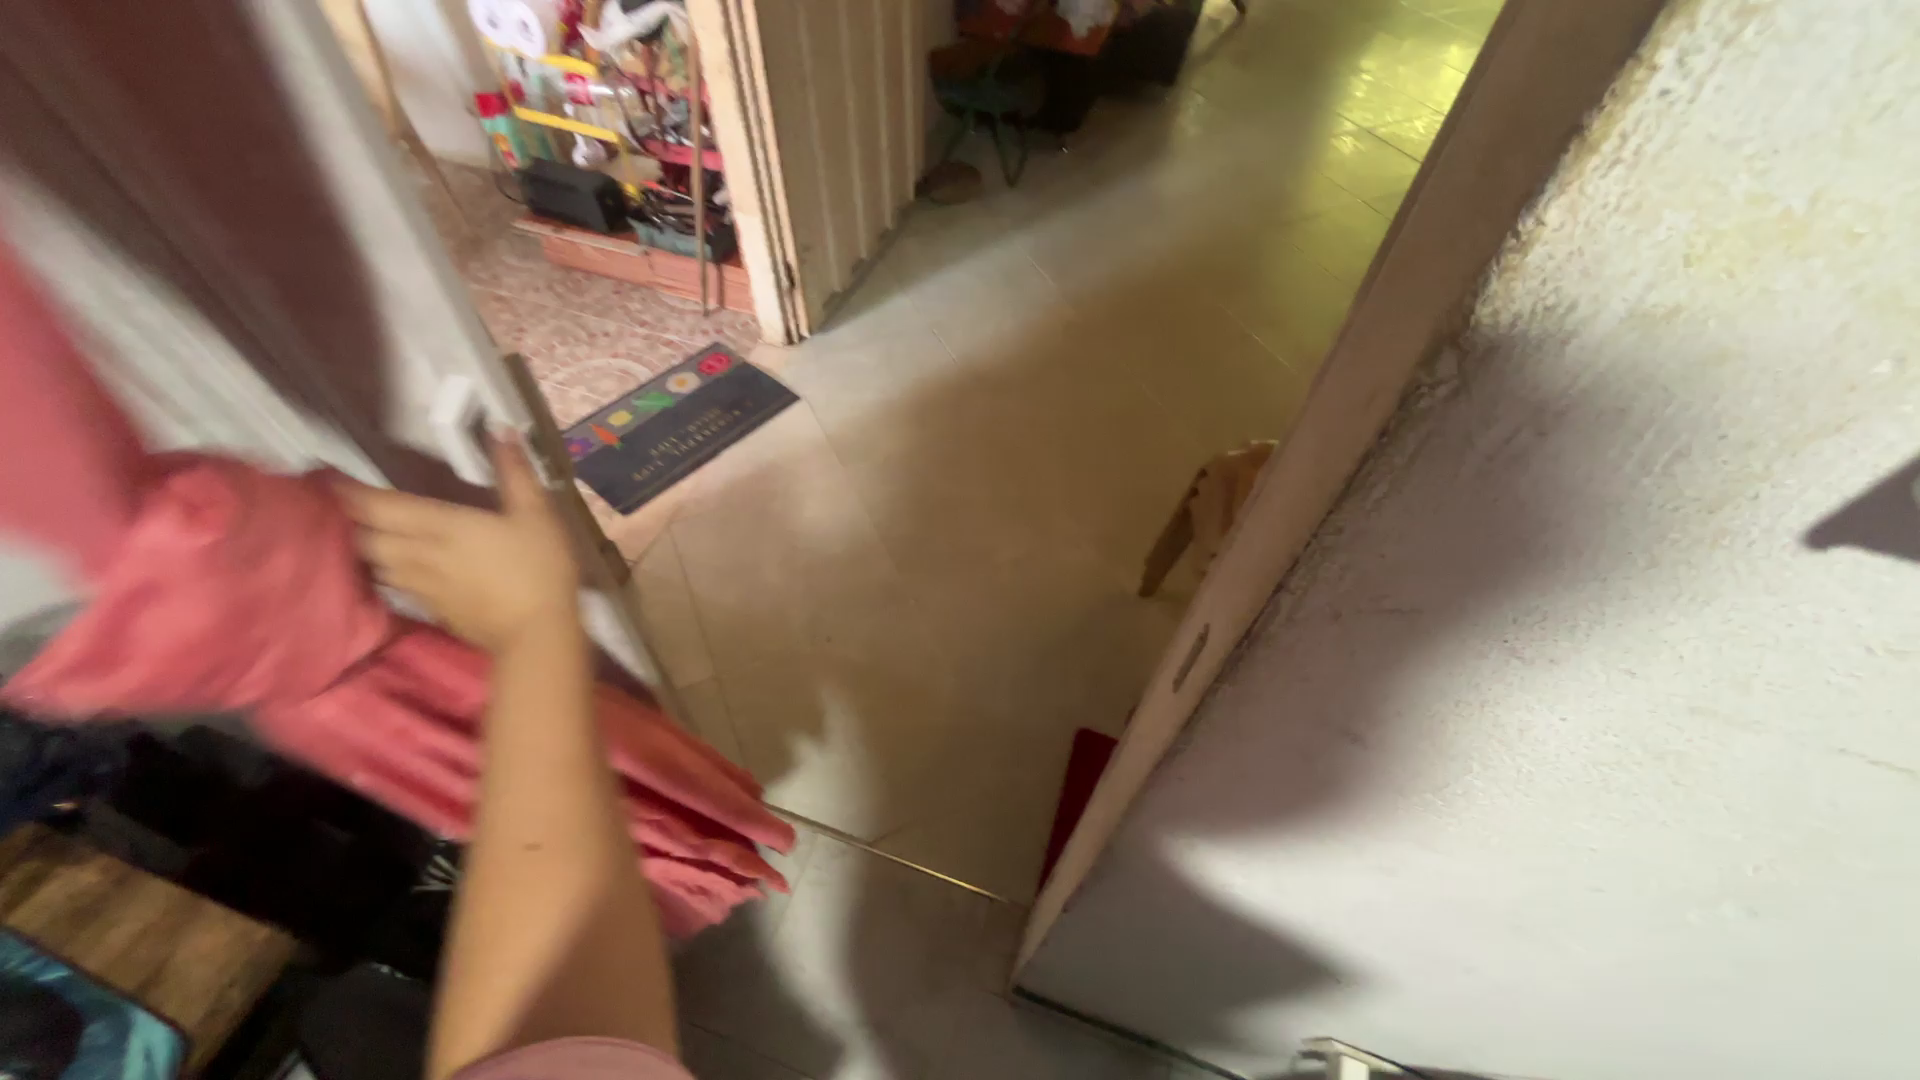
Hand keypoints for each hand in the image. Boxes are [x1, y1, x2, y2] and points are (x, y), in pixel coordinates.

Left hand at [340, 434, 579, 652]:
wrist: (536, 633)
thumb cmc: (539, 568)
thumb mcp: (537, 514)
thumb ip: (516, 473)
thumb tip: (502, 430)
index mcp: (440, 525)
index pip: (378, 505)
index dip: (347, 490)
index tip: (325, 475)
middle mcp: (418, 554)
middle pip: (363, 536)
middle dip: (351, 520)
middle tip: (345, 505)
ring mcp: (421, 586)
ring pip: (374, 563)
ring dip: (365, 548)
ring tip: (364, 535)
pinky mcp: (431, 610)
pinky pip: (394, 585)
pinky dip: (387, 573)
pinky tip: (397, 570)